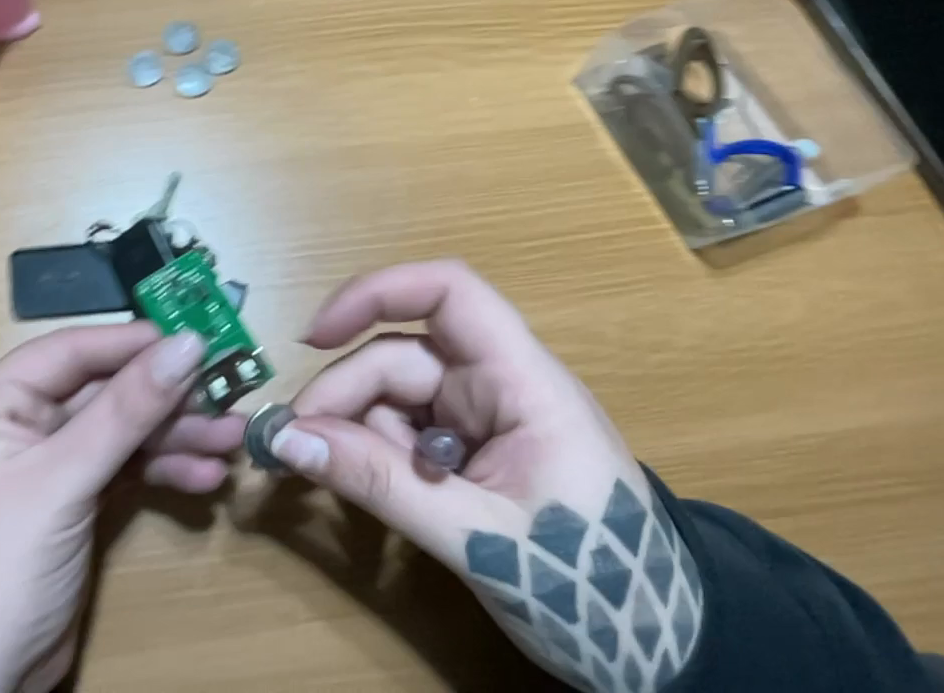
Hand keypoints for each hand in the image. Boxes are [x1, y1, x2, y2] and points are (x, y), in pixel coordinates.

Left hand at [0, 323, 243, 692]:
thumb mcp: (61, 481)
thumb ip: (125, 411)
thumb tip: (187, 344)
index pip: (73, 350)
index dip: (133, 342)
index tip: (195, 339)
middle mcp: (25, 421)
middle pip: (107, 390)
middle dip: (166, 396)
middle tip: (227, 394)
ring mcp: (55, 462)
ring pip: (125, 430)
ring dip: (177, 435)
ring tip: (232, 442)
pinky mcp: (79, 500)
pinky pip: (129, 468)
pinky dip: (166, 471)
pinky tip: (205, 479)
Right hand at [270, 261, 703, 692]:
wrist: (656, 649)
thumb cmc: (589, 587)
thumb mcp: (477, 539)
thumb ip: (381, 486)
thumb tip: (287, 441)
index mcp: (522, 383)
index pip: (449, 294)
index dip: (377, 294)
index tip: (315, 338)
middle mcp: (496, 384)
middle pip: (399, 356)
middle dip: (342, 395)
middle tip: (293, 447)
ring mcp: (480, 417)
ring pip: (392, 396)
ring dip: (353, 431)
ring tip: (332, 480)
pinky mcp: (467, 448)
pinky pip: (401, 432)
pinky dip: (373, 455)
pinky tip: (370, 493)